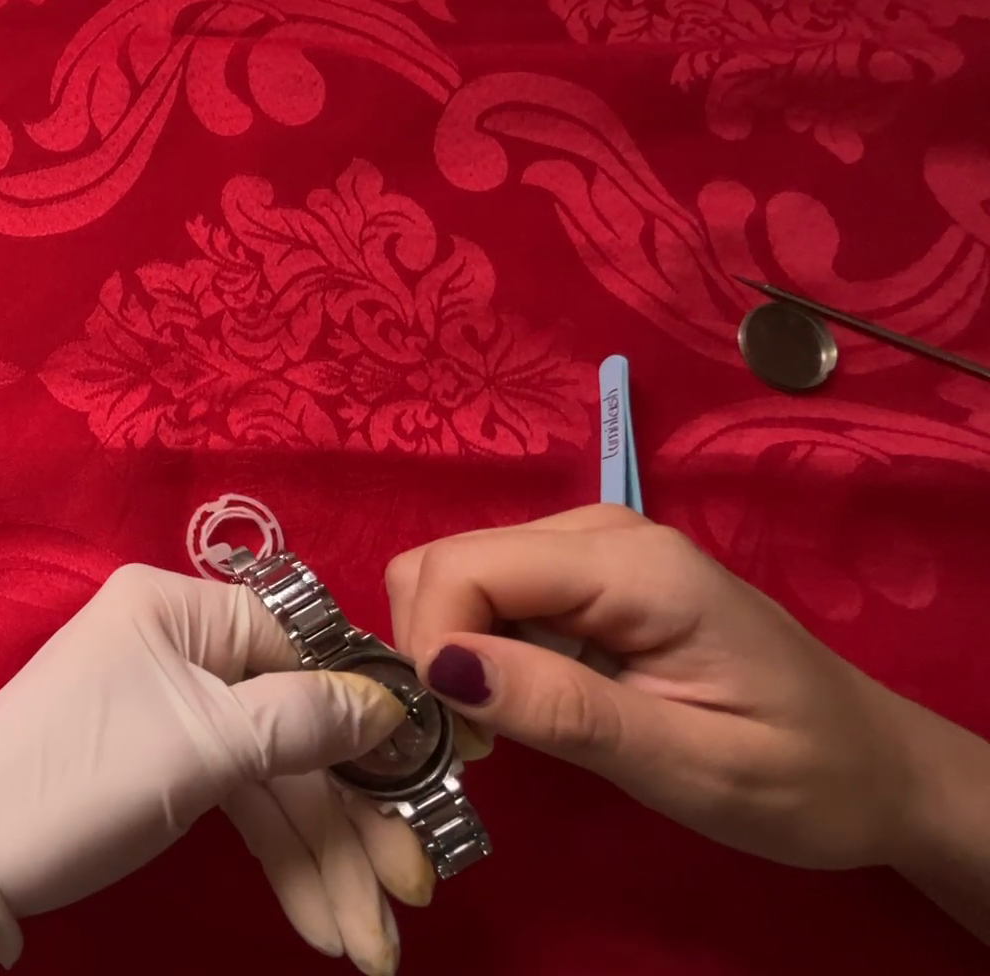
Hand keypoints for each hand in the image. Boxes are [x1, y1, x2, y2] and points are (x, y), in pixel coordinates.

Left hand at [0, 564, 424, 972]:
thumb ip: (305, 720)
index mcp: (178, 607)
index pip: (300, 643)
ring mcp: (174, 703)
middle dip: (348, 815)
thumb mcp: (204, 746)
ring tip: (371, 945)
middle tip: (409, 892)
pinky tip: (321, 920)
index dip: (365, 711)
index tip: (426, 779)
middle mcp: (179, 642)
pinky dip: (278, 854)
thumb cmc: (83, 775)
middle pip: (291, 721)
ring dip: (321, 855)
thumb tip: (387, 703)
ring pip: (271, 773)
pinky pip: (238, 795)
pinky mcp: (167, 755)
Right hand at [386, 504, 917, 870]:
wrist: (875, 765)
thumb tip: (440, 667)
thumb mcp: (698, 769)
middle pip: (440, 562)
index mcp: (629, 565)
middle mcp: (589, 530)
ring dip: (444, 646)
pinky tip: (516, 686)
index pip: (464, 568)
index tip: (462, 724)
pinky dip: (465, 642)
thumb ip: (567, 712)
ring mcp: (574, 543)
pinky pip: (470, 588)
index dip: (433, 640)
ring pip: (443, 572)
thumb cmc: (805, 776)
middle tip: (480, 729)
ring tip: (502, 714)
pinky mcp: (564, 567)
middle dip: (431, 645)